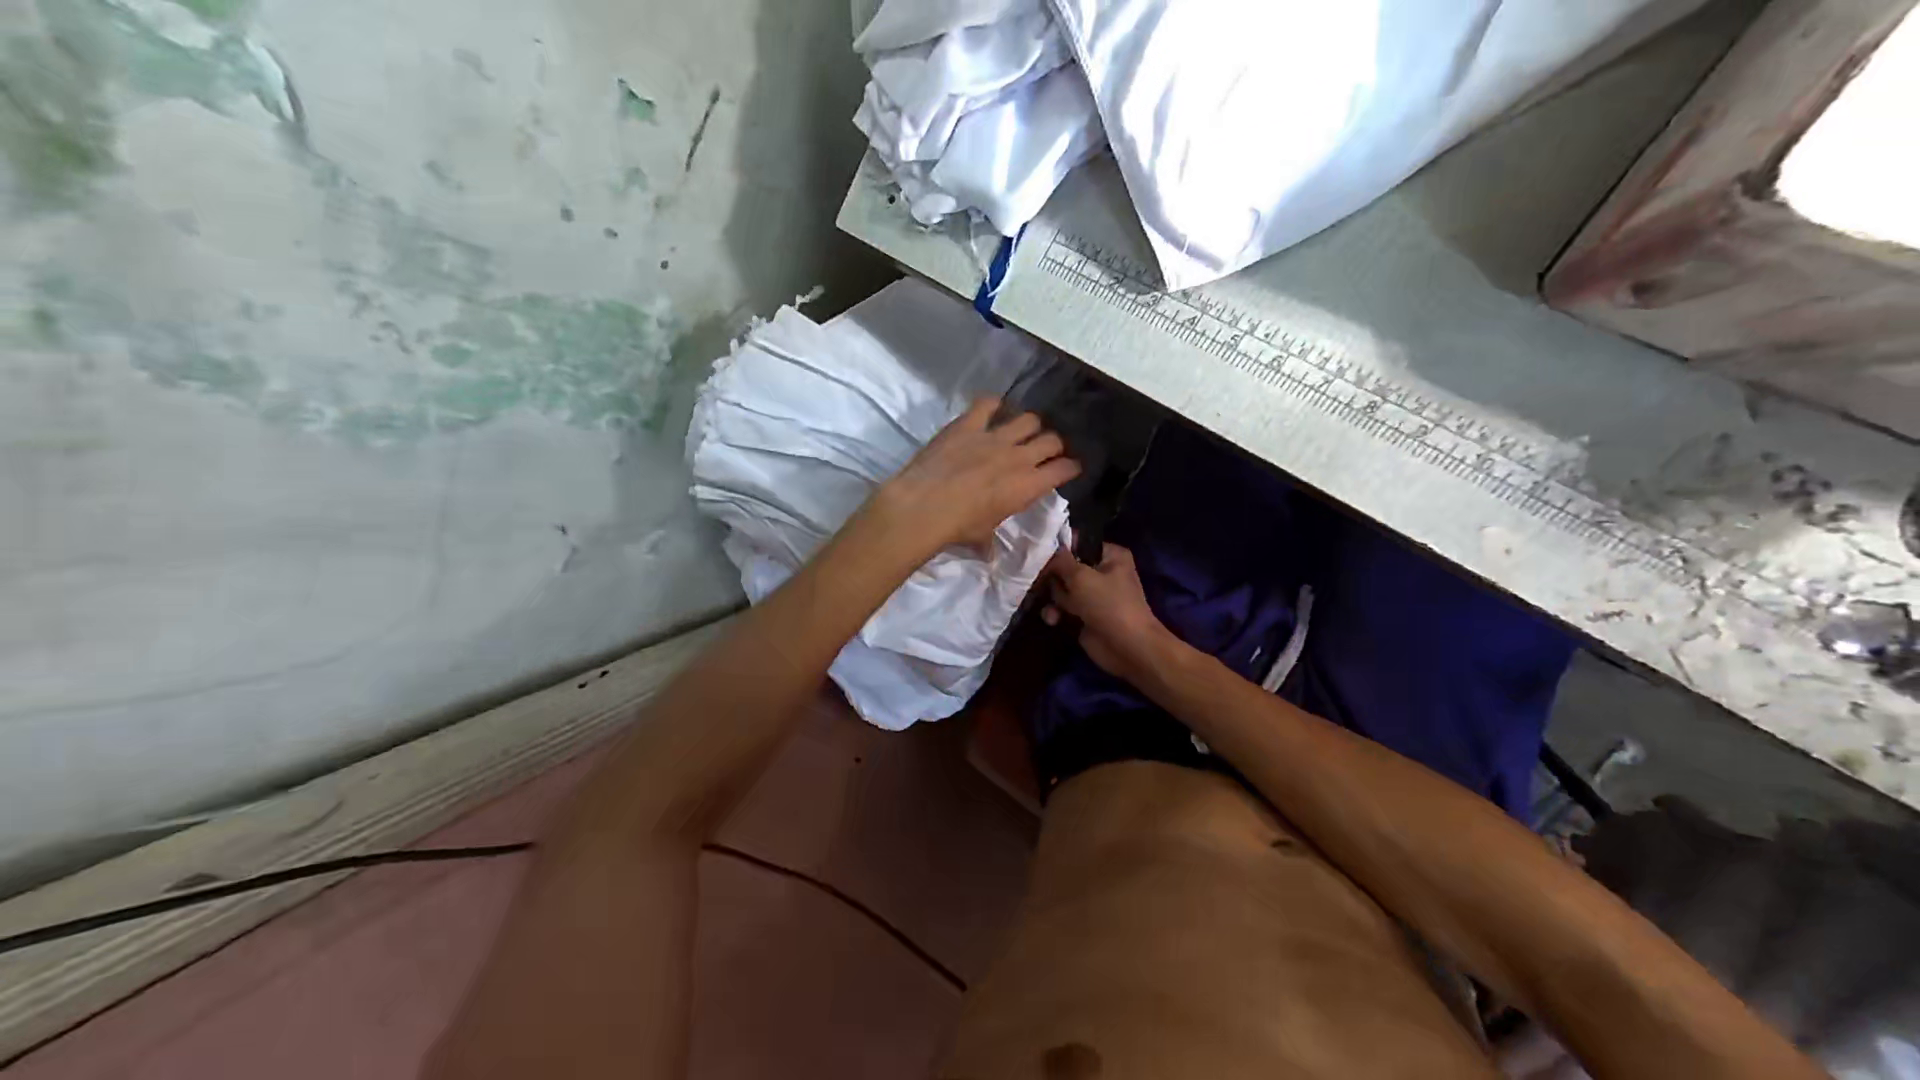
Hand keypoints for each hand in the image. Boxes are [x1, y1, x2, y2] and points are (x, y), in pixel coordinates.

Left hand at [865, 398, 1080, 556]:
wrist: (925, 506)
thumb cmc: (958, 527)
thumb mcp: (982, 537)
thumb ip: (991, 542)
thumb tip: (990, 557)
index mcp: (1028, 486)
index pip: (1064, 469)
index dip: (1071, 467)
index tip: (1070, 468)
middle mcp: (1018, 457)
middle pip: (1052, 439)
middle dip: (1054, 443)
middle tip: (1047, 449)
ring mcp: (994, 437)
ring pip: (1028, 418)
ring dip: (1029, 424)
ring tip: (1023, 429)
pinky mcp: (968, 424)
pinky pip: (988, 404)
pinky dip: (993, 405)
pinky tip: (992, 409)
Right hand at [1043, 543, 1177, 681]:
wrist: (1127, 647)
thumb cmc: (1108, 604)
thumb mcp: (1081, 576)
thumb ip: (1059, 561)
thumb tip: (1047, 553)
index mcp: (1110, 555)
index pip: (1078, 542)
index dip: (1058, 548)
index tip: (1039, 555)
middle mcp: (1101, 571)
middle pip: (1066, 566)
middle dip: (1053, 578)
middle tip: (1043, 584)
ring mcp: (1092, 595)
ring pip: (1061, 588)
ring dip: (1054, 598)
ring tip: (1056, 608)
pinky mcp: (1083, 615)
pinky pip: (1062, 607)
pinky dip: (1056, 612)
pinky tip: (1054, 620)